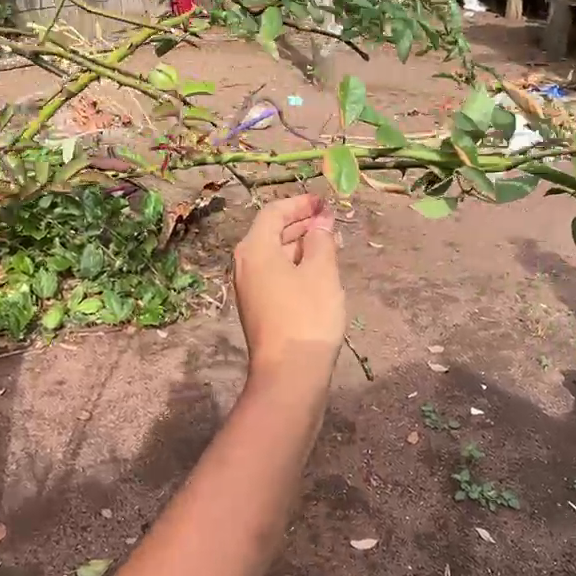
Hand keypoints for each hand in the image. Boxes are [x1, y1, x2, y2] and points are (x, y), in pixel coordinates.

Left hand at [232, 194, 344, 384]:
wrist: (289, 373)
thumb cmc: (307, 315)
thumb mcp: (321, 272)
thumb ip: (320, 240)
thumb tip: (320, 221)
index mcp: (254, 249)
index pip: (273, 212)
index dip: (300, 203)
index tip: (324, 202)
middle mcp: (244, 263)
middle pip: (271, 231)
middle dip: (301, 223)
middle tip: (330, 220)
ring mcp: (248, 287)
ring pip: (274, 253)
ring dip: (300, 244)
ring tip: (330, 243)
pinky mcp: (257, 306)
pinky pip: (274, 272)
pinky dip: (294, 263)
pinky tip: (317, 270)